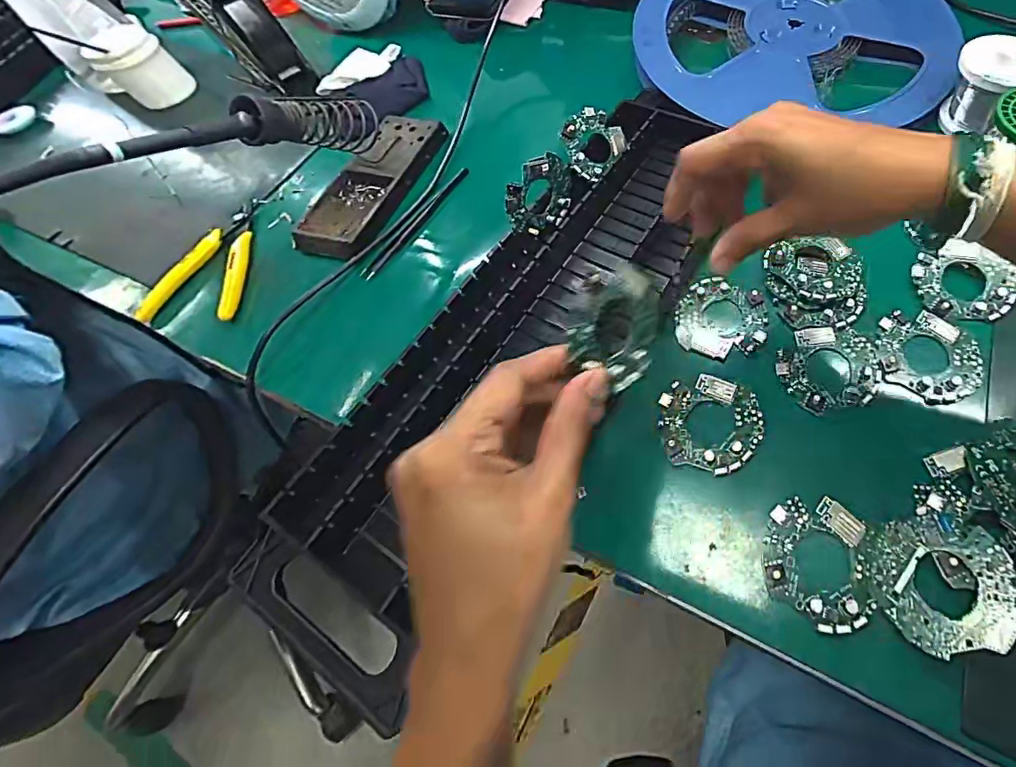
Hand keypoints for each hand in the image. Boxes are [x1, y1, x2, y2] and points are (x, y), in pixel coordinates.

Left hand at [390, 346, 608, 766]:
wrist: (469, 661)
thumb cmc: (515, 581)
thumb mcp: (551, 496)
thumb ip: (570, 426)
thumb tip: (593, 376)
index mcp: (446, 449)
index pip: (503, 382)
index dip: (550, 363)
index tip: (590, 355)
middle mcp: (423, 451)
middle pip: (493, 404)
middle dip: (544, 396)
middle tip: (594, 392)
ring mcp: (421, 474)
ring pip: (486, 428)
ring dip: (531, 421)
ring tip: (581, 416)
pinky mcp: (429, 493)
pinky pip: (476, 453)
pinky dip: (512, 448)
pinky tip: (549, 446)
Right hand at [663, 101, 952, 272]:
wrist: (921, 171)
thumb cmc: (853, 194)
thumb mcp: (794, 220)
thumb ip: (746, 238)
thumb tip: (715, 265)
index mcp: (754, 137)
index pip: (695, 160)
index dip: (678, 194)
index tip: (675, 225)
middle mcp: (763, 121)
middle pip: (716, 159)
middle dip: (708, 200)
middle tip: (709, 238)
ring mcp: (786, 122)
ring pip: (739, 158)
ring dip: (730, 194)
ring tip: (735, 230)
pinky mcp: (804, 130)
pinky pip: (763, 155)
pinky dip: (753, 184)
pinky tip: (763, 210)